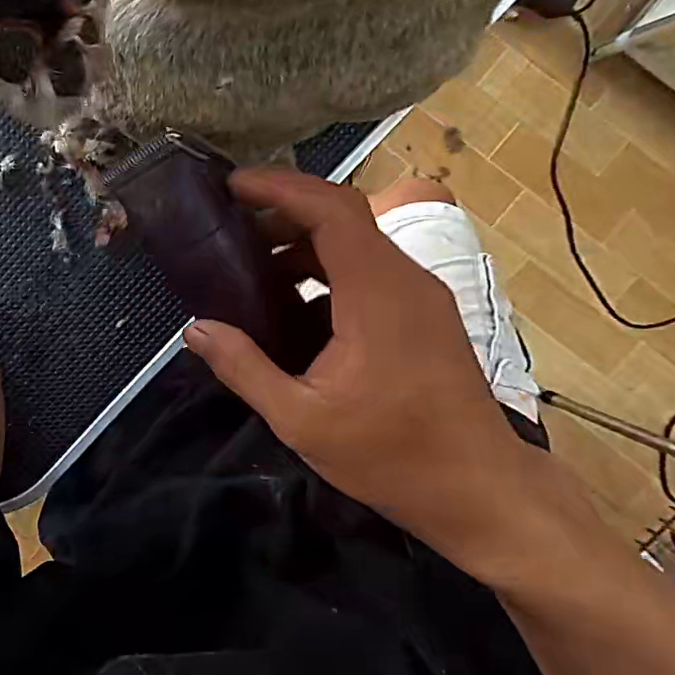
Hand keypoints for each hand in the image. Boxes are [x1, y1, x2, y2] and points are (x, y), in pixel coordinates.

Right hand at [183, 167, 567, 566]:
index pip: (331, 209)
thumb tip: (195, 329)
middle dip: (283, 208)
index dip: (280, 186)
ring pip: (356, 240)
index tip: (232, 184)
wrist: (479, 489)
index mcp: (377, 294)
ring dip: (303, 240)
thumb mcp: (301, 419)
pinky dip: (325, 267)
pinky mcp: (423, 312)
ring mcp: (420, 294)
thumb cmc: (392, 455)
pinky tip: (292, 301)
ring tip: (251, 262)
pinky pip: (369, 268)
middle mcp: (405, 279)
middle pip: (343, 214)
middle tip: (230, 223)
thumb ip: (244, 368)